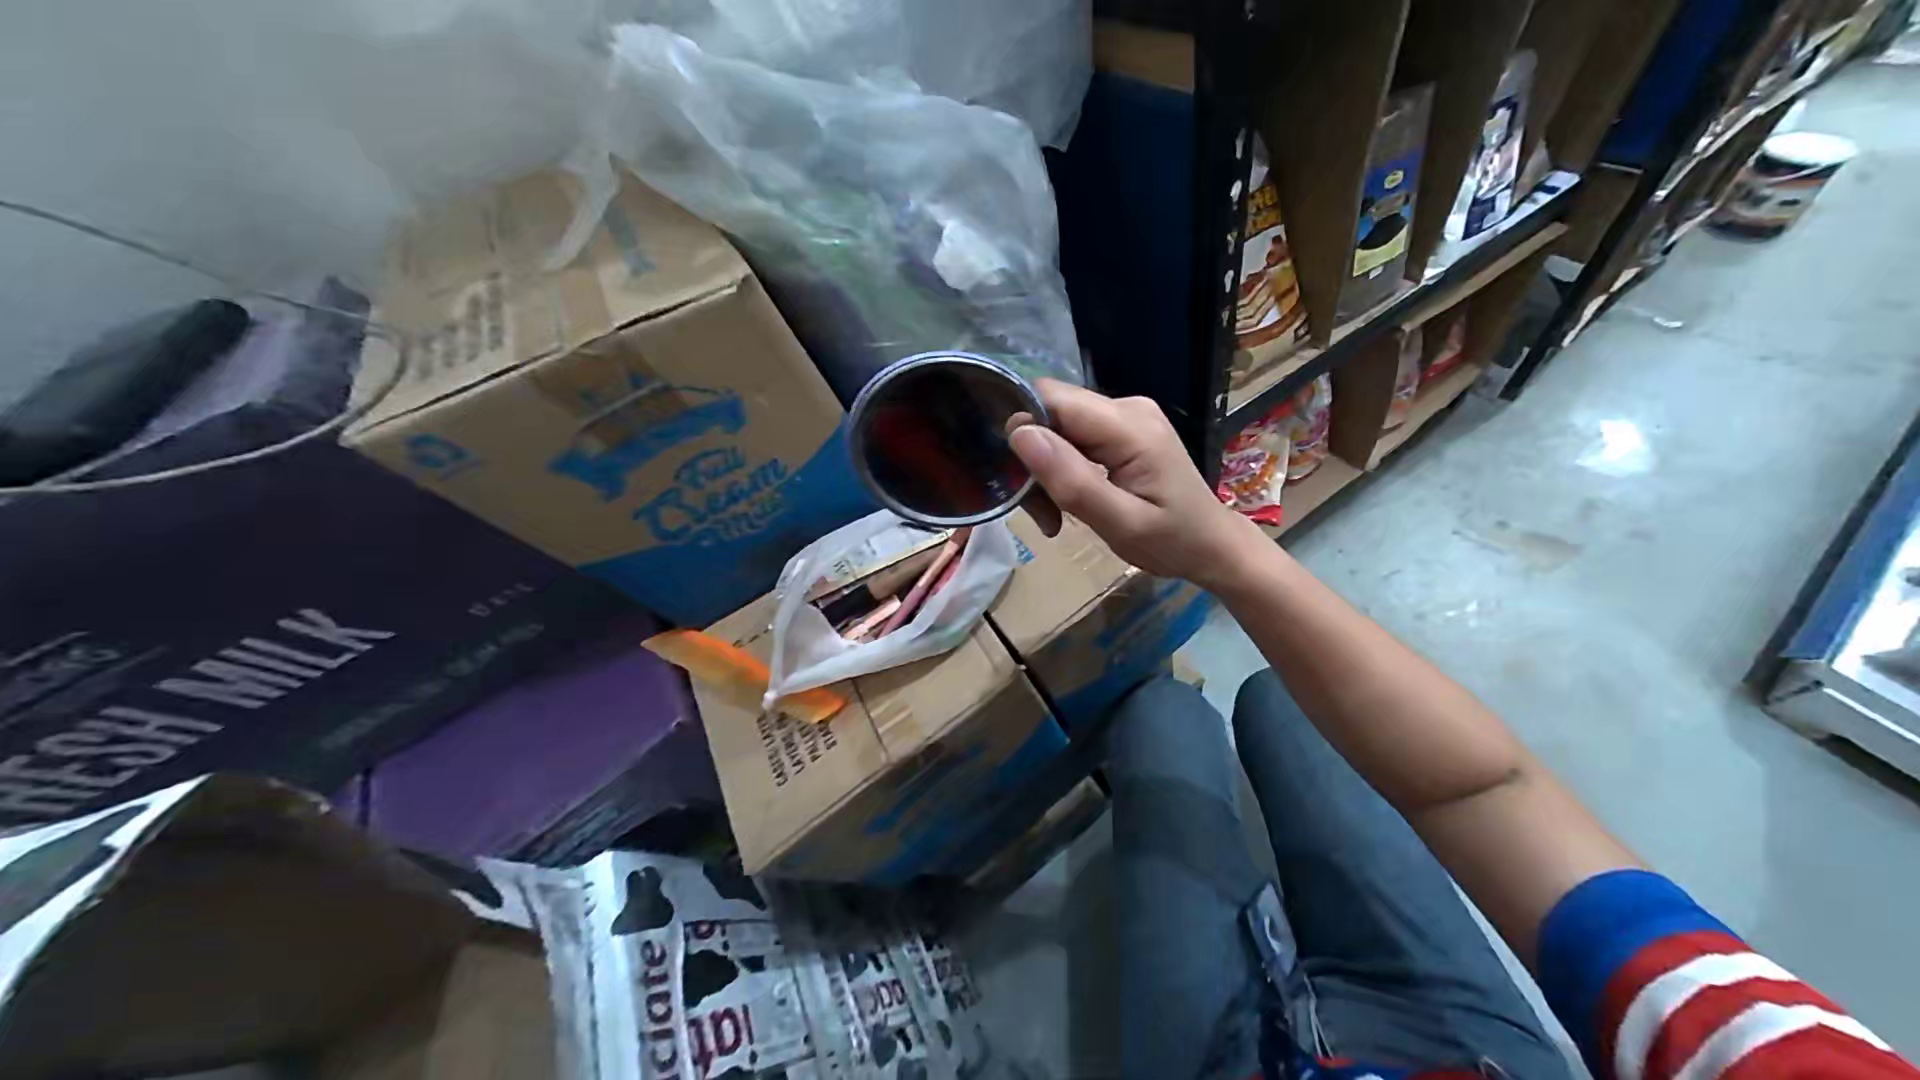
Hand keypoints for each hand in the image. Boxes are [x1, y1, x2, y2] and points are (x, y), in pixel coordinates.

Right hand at [1009, 379, 1267, 590]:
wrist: (1212, 546)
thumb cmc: (1171, 541)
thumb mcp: (1120, 523)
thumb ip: (1071, 480)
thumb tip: (1020, 433)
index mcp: (1129, 425)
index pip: (1051, 398)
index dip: (1023, 429)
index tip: (1019, 480)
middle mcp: (1126, 406)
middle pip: (1052, 413)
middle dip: (1033, 459)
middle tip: (1039, 513)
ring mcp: (1124, 416)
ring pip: (1057, 427)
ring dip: (1045, 470)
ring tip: (1054, 517)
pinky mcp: (1121, 430)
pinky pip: (1073, 438)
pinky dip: (1061, 470)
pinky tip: (1067, 502)